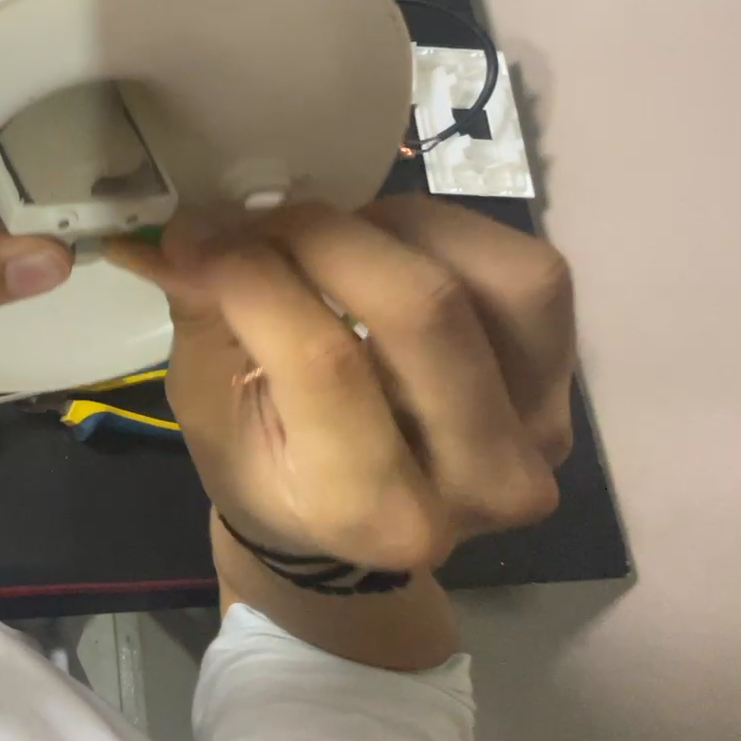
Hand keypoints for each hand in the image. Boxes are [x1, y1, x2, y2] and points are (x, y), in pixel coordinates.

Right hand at [109, 196, 573, 571]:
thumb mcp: (204, 407)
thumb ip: (201, 317)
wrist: (340, 519)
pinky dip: (449, 235)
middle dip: (316, 235)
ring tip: (322, 233)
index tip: (188, 236)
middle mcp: (476, 482)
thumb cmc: (254, 468)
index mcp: (364, 508)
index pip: (319, 357)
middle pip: (419, 308)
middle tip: (248, 221)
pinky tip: (383, 244)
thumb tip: (174, 234)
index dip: (249, 274)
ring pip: (505, 279)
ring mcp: (540, 434)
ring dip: (392, 228)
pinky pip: (529, 278)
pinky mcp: (565, 389)